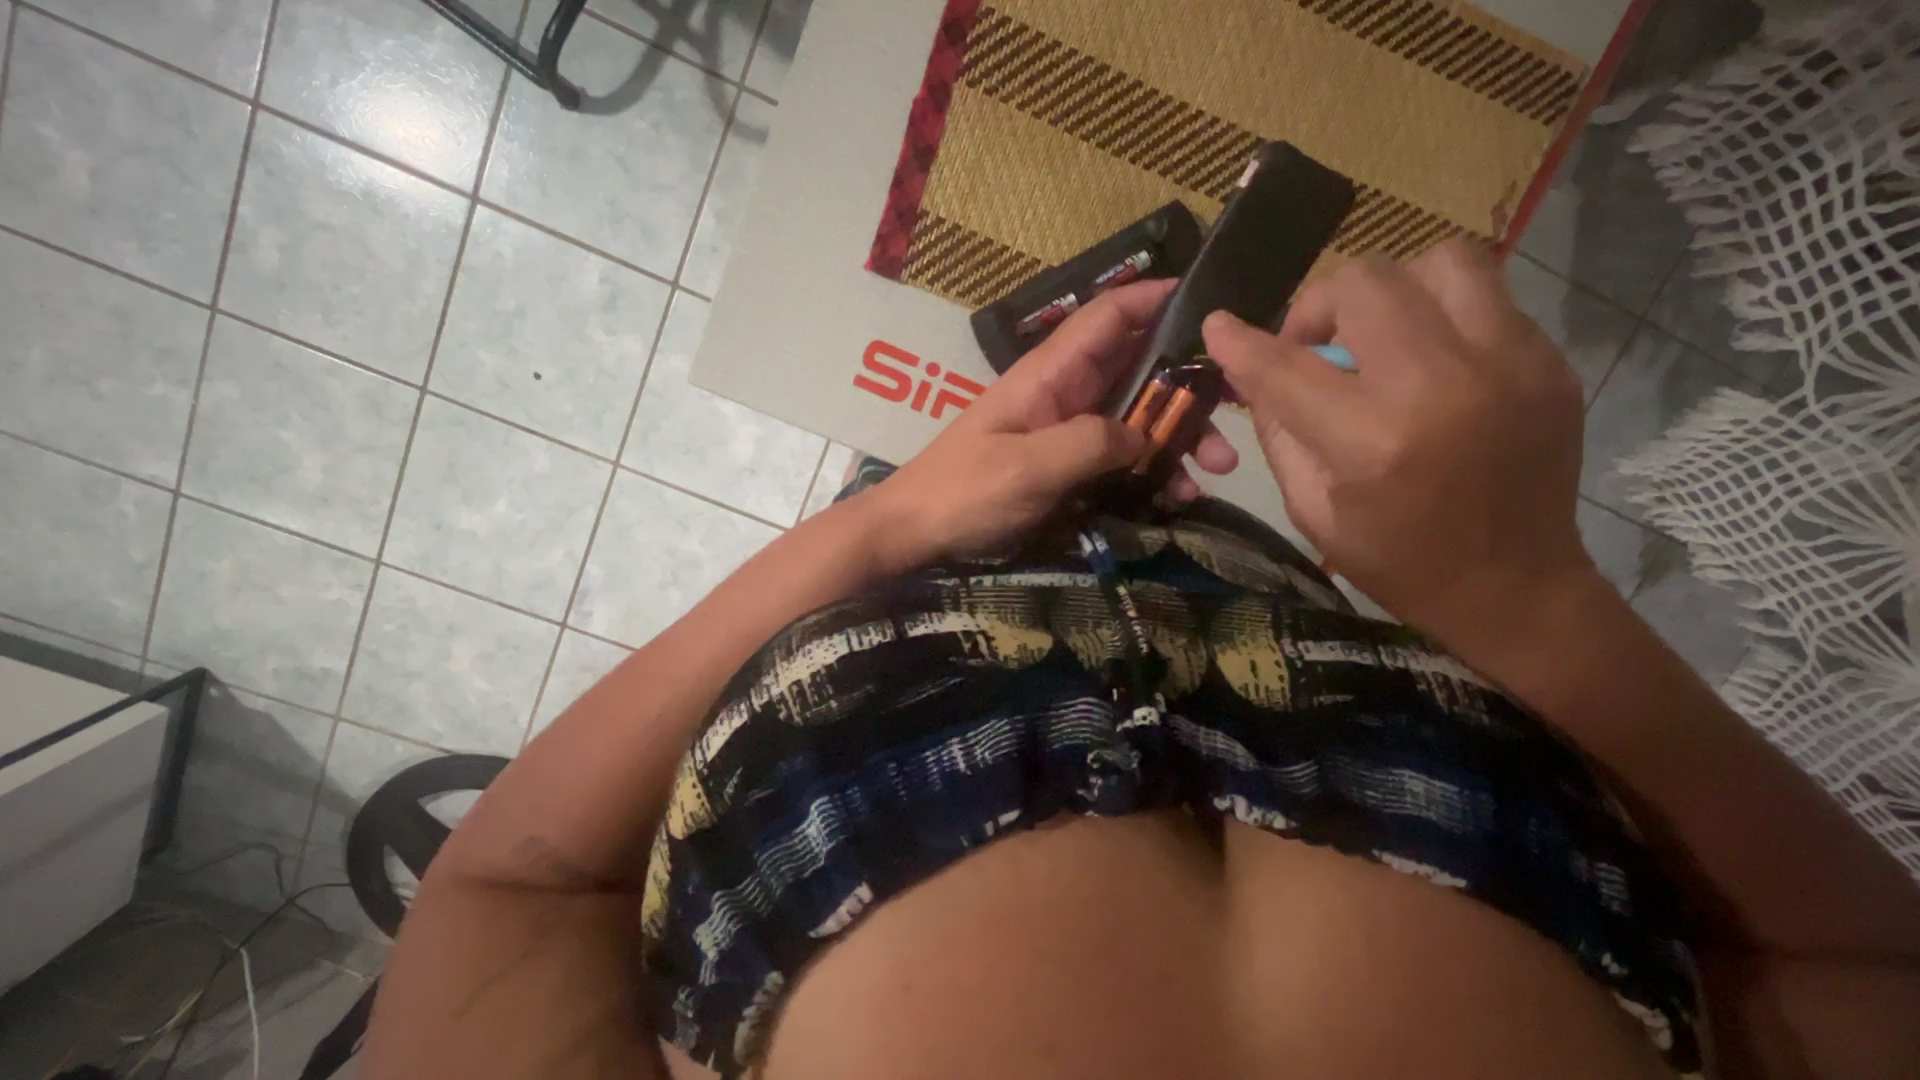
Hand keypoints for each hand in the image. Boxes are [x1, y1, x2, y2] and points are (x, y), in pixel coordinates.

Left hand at [871, 278, 1237, 563]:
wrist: (915, 533)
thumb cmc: (964, 492)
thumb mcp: (1029, 467)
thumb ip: (1090, 443)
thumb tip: (1143, 436)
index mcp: (1050, 374)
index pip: (1109, 316)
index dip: (1157, 299)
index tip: (1212, 304)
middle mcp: (1064, 393)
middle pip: (1138, 369)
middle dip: (1188, 388)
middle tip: (1234, 415)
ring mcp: (1064, 430)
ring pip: (1136, 417)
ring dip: (1178, 437)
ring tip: (1216, 470)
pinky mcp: (1064, 465)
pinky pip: (1119, 457)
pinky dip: (1150, 471)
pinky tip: (1176, 497)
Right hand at [1201, 240, 1595, 646]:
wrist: (1516, 588)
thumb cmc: (1397, 560)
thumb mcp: (1312, 509)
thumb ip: (1278, 429)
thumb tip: (1251, 368)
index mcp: (1373, 439)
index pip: (1286, 365)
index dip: (1240, 342)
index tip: (1219, 326)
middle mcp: (1443, 385)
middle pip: (1365, 282)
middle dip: (1320, 306)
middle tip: (1318, 346)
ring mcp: (1509, 364)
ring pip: (1440, 261)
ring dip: (1393, 291)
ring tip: (1382, 334)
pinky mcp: (1548, 361)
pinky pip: (1486, 298)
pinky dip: (1442, 318)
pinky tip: (1433, 363)